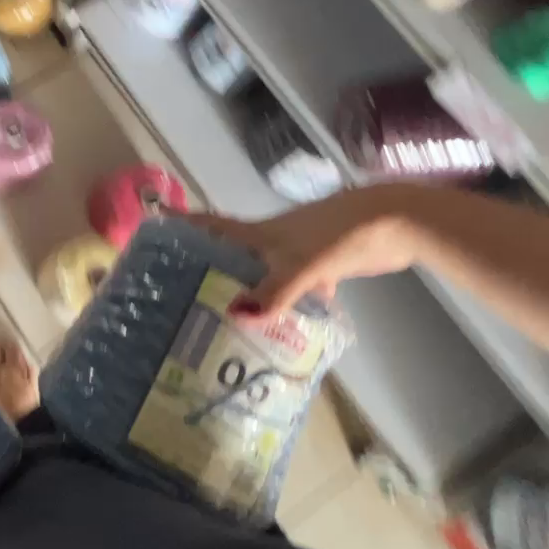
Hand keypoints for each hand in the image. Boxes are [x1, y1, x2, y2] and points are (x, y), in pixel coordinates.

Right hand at [185, 185, 432, 320]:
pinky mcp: (323, 264)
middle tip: (184, 294)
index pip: (213, 225)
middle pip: (234, 253)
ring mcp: (298, 253)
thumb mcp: (302, 265)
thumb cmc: (338, 234)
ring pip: (264, 273)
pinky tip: (288, 326)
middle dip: (211, 268)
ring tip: (228, 318)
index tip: (154, 224)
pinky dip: (289, 304)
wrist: (393, 222)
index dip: (185, 223)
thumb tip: (237, 317)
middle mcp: (272, 241)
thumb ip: (274, 293)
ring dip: (250, 291)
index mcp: (260, 232)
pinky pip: (295, 287)